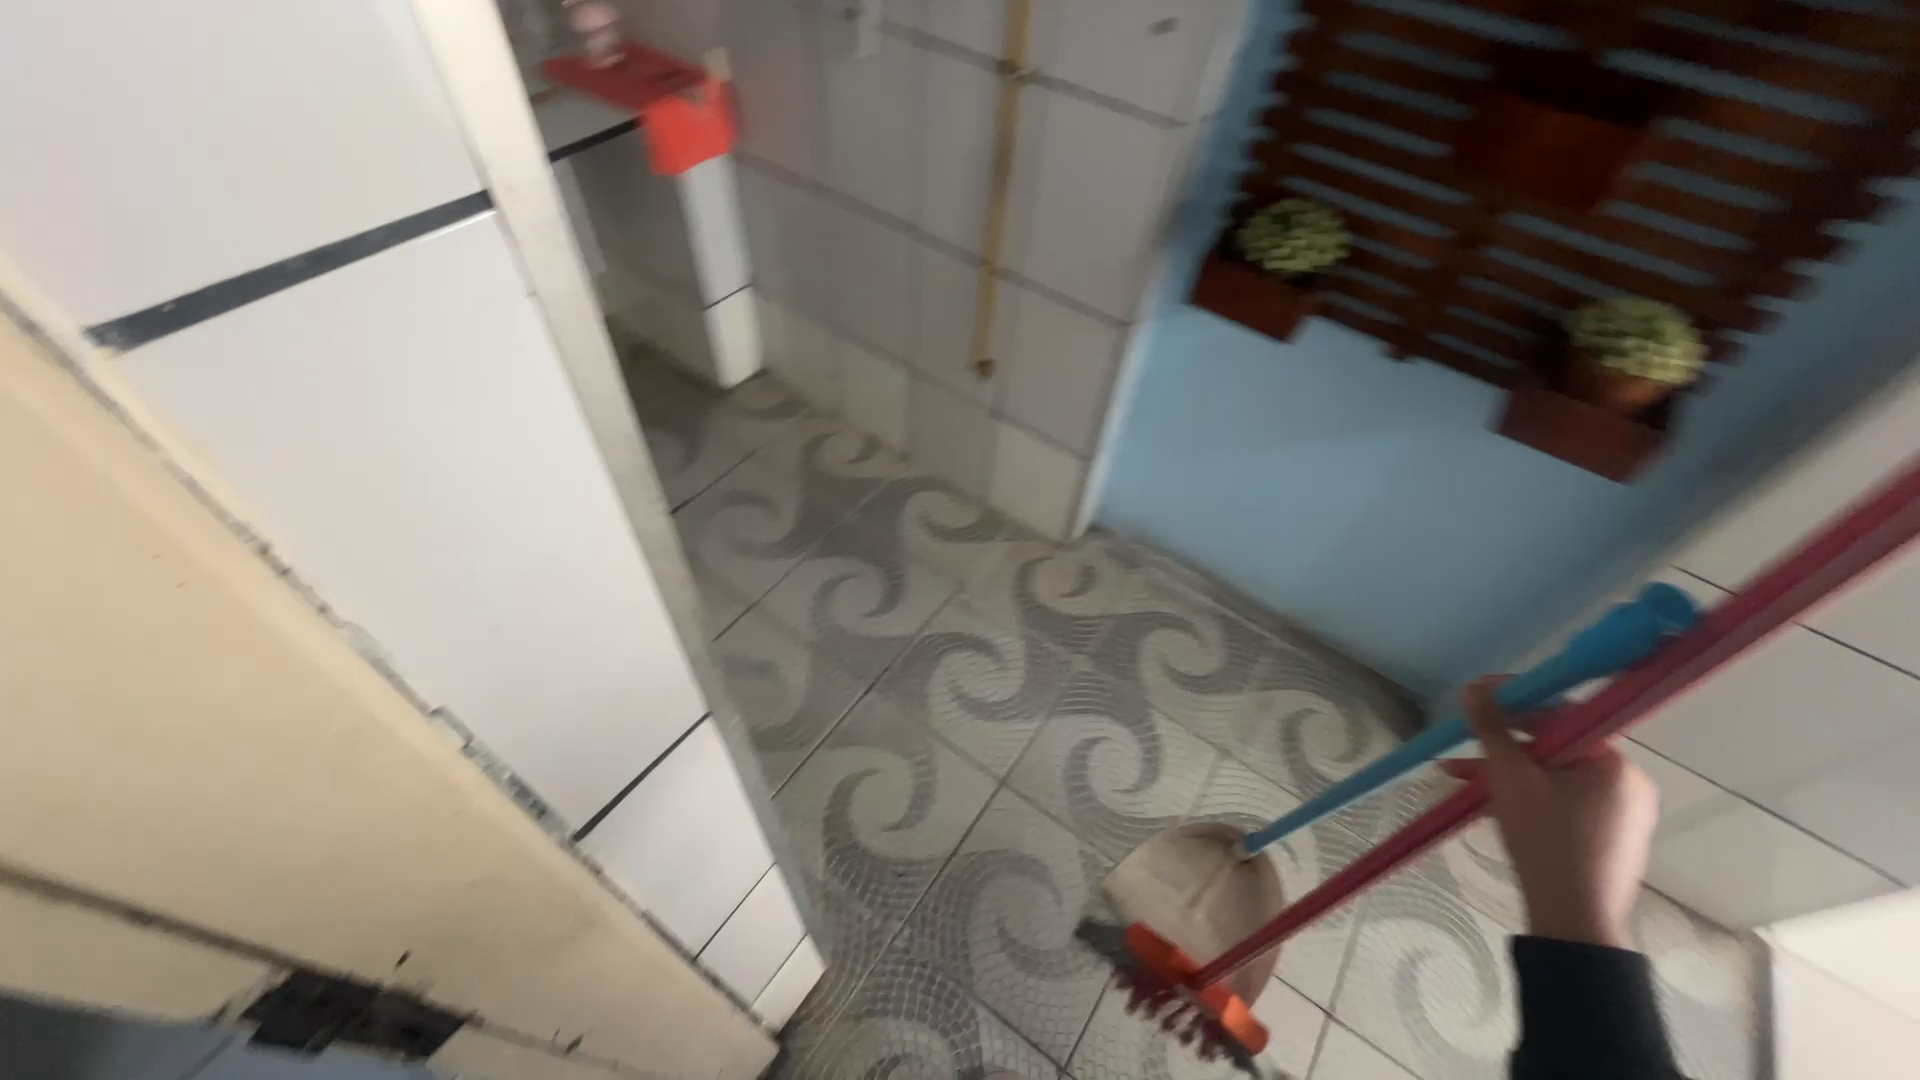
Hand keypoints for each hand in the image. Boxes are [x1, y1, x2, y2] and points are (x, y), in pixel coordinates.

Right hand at [1462, 677, 1659, 948]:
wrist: (1574, 916)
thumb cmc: (1545, 837)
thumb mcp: (1508, 776)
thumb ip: (1491, 728)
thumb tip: (1473, 688)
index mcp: (1614, 762)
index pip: (1561, 714)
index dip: (1515, 702)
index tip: (1478, 697)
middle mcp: (1628, 783)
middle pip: (1554, 747)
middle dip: (1502, 746)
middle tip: (1463, 747)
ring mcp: (1622, 813)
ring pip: (1553, 776)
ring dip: (1507, 773)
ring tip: (1460, 779)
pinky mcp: (1610, 838)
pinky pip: (1562, 800)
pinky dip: (1527, 796)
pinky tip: (1492, 803)